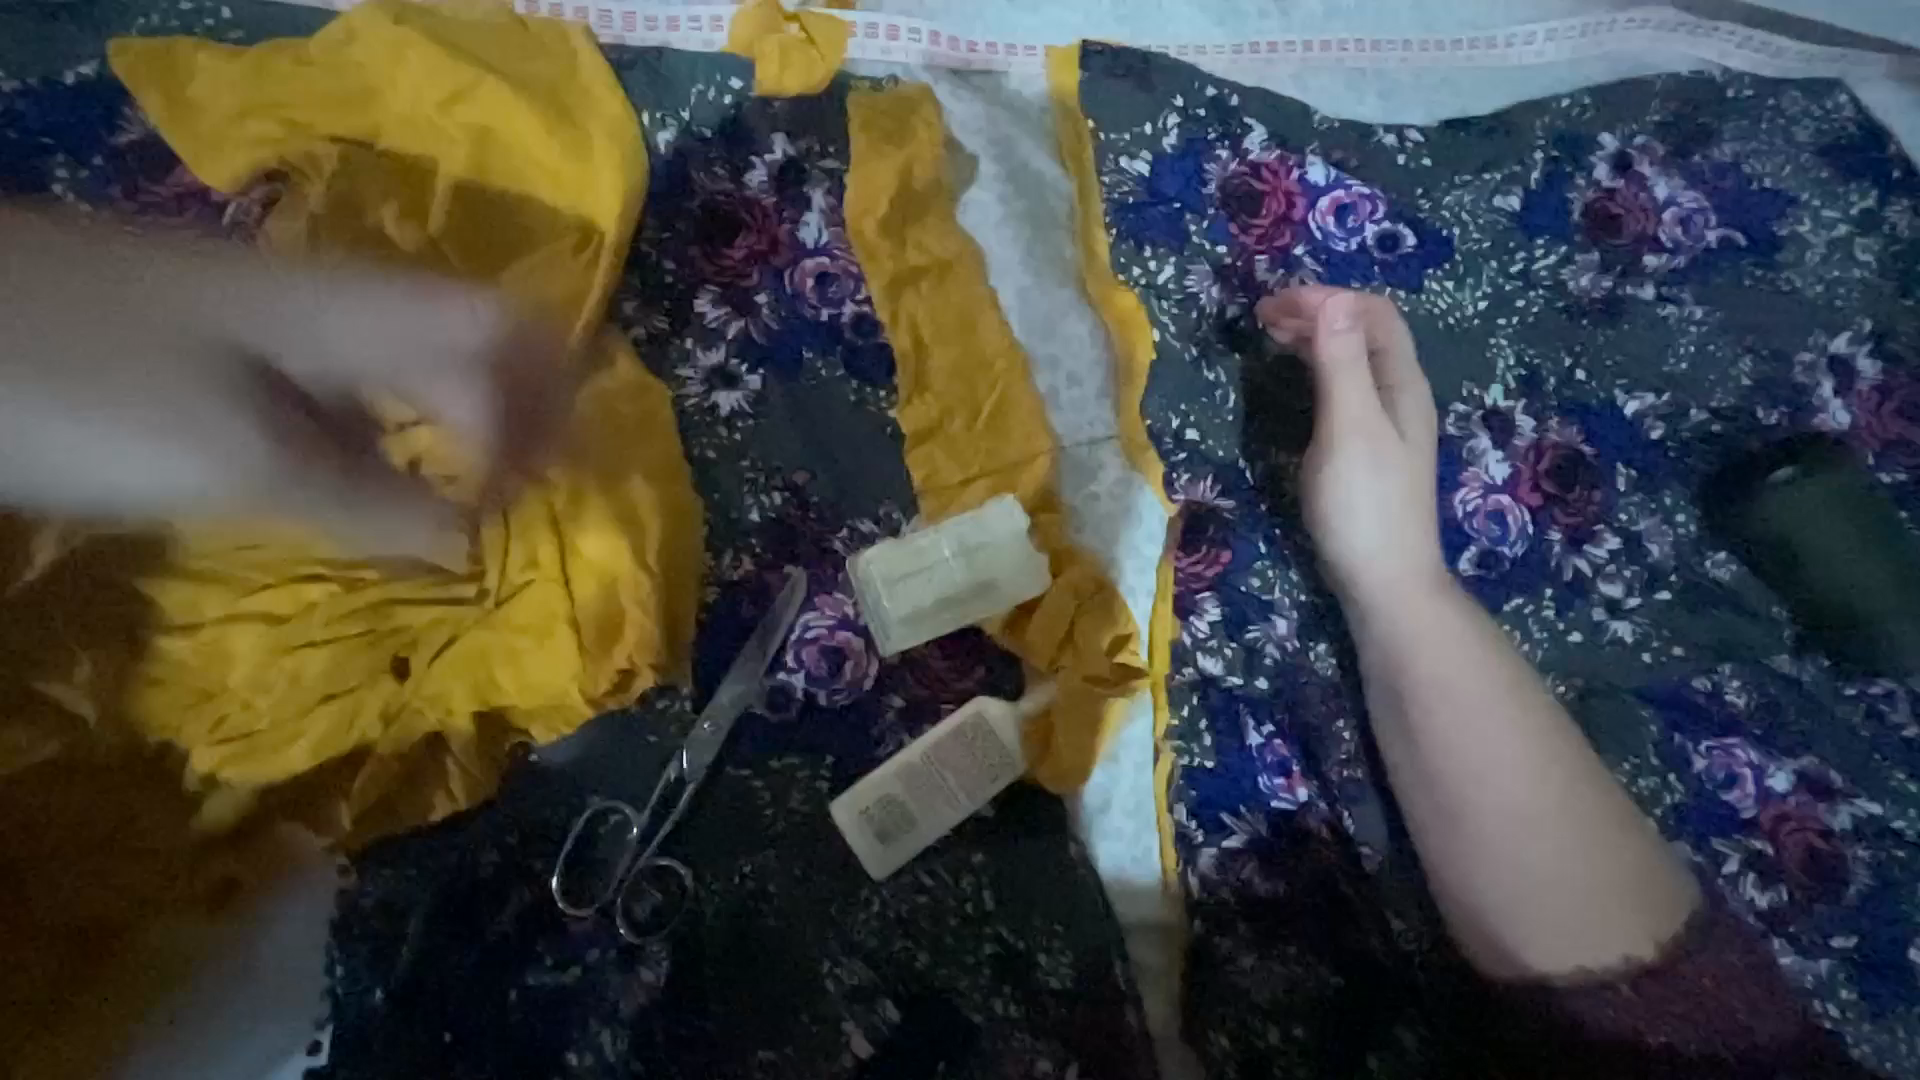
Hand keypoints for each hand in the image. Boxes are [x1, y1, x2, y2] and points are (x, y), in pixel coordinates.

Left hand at [0, 210, 568, 558]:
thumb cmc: (91, 384)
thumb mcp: (242, 462)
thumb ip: (376, 505)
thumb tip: (474, 549)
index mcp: (370, 317)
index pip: (502, 354)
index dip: (531, 429)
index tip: (524, 506)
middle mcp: (358, 310)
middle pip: (492, 338)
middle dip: (539, 407)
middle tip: (555, 479)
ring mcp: (306, 326)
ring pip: (440, 363)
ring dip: (485, 420)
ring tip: (502, 486)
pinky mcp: (258, 352)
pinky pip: (379, 389)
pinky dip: (417, 434)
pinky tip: (407, 479)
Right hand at [1255, 286, 1444, 610]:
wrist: (1383, 578)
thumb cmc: (1363, 504)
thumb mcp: (1349, 428)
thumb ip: (1341, 364)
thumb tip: (1332, 300)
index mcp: (1401, 384)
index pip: (1372, 315)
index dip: (1326, 299)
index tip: (1272, 306)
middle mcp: (1397, 395)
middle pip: (1364, 333)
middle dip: (1317, 313)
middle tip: (1263, 317)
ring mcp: (1382, 422)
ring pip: (1352, 360)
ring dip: (1315, 339)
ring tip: (1271, 336)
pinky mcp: (1364, 447)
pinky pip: (1342, 388)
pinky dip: (1315, 370)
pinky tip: (1293, 381)